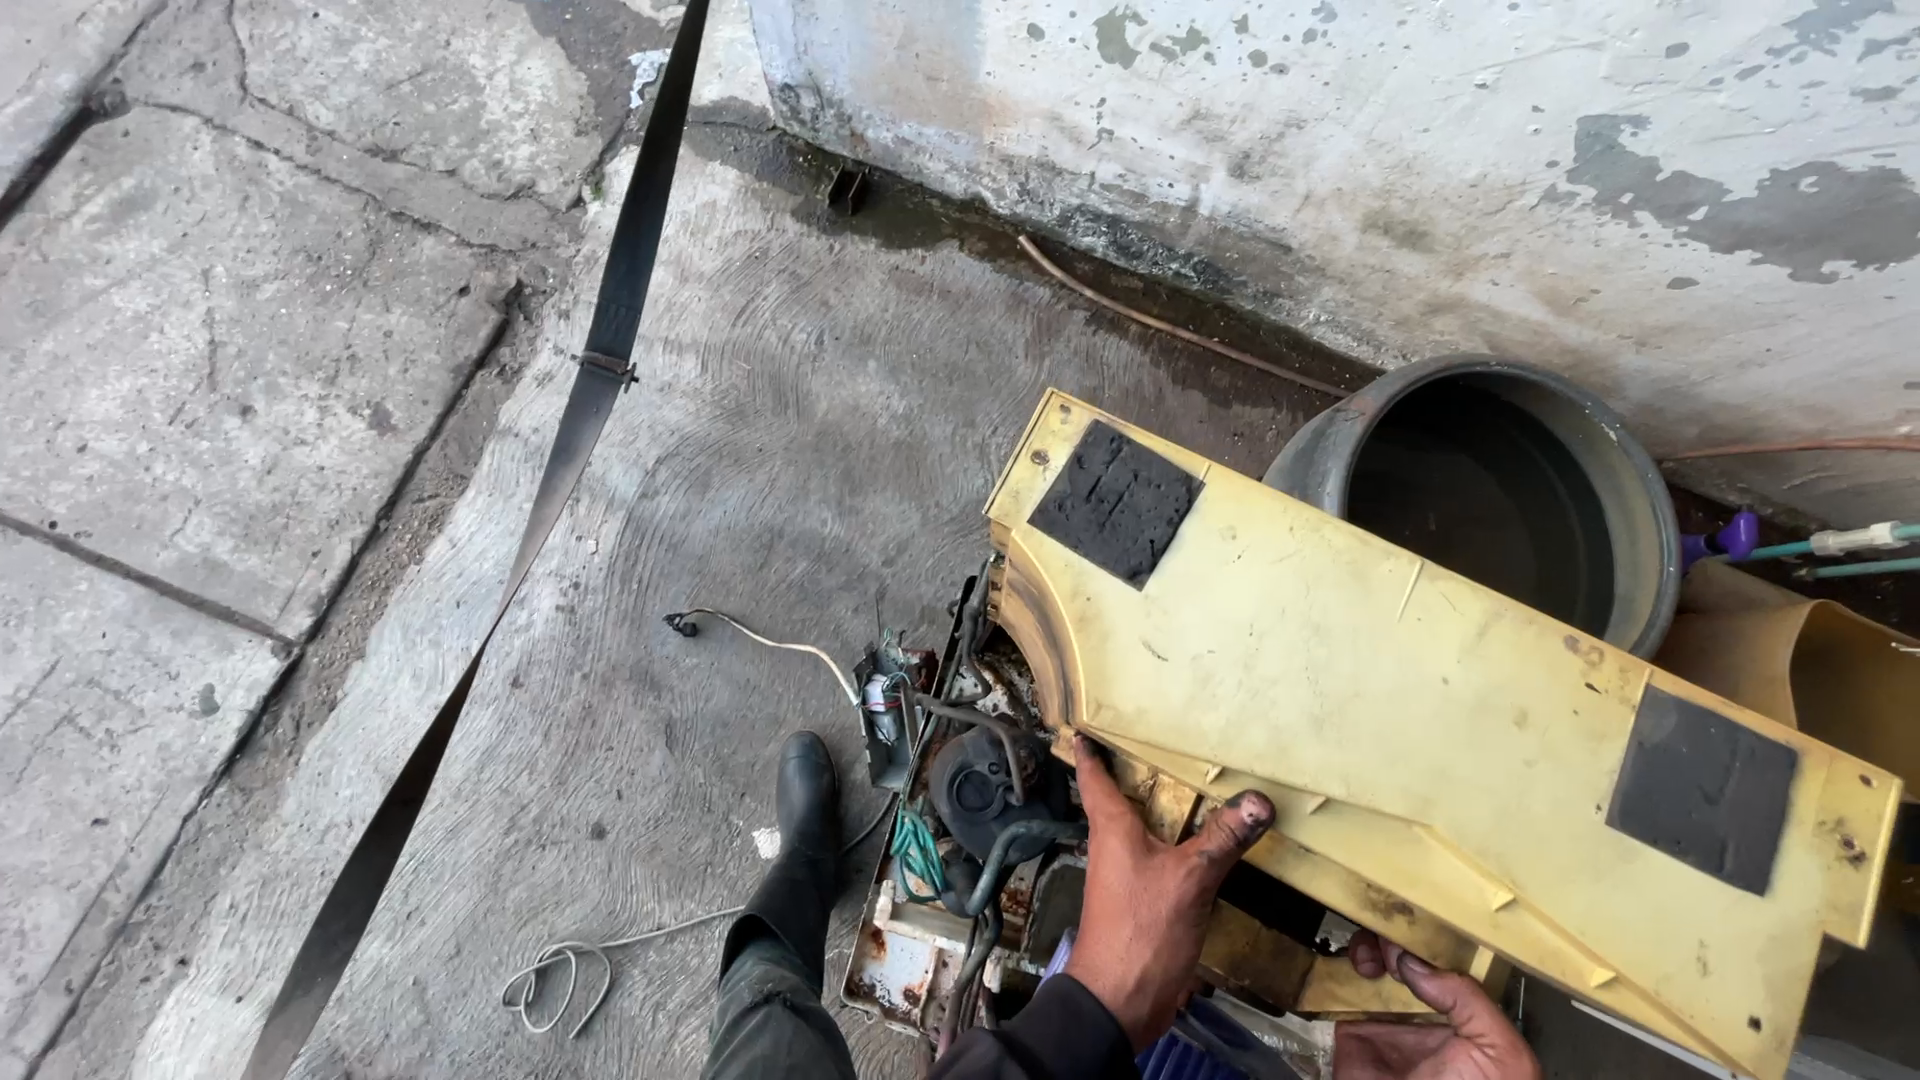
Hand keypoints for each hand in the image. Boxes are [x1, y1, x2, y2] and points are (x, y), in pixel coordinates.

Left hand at [1065, 735, 1275, 1050]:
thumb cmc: (1141, 928)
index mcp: (1110, 825)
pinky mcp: (1141, 896)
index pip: (1092, 773)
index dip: (1089, 748)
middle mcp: (1112, 841)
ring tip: (1189, 779)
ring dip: (1158, 805)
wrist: (1119, 999)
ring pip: (1139, 825)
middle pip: (1118, 794)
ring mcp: (1125, 871)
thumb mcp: (1188, 879)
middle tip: (1159, 738)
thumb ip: (1221, 839)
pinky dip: (1174, 838)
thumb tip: (1258, 800)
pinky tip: (1201, 839)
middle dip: (1135, 769)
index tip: (1087, 722)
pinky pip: (1157, 854)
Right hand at [1335, 931, 1540, 1079]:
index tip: (1417, 932)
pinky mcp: (1349, 1026)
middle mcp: (1427, 1014)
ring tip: (1371, 962)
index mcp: (1466, 1021)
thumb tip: (1414, 963)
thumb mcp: (1502, 1056)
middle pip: (1406, 956)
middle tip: (1389, 946)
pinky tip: (1358, 968)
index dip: (1431, 940)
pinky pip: (1340, 984)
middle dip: (1394, 938)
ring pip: (1372, 960)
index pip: (1448, 965)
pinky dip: (1341, 962)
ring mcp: (1385, 1019)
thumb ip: (1470, 1001)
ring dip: (1368, 946)